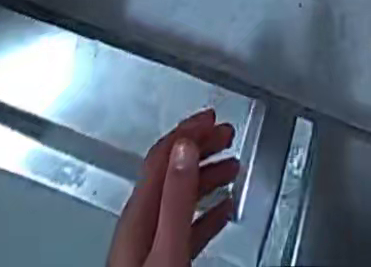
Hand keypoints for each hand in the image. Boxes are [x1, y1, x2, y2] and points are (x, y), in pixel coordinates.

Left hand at [106, 110, 238, 266]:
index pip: (164, 153)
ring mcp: (147, 238)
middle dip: (201, 146)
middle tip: (226, 134)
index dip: (188, 130)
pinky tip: (222, 210)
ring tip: (231, 166)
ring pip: (181, 194)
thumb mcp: (167, 246)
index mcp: (139, 209)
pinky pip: (185, 223)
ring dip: (207, 175)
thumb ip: (175, 197)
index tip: (211, 118)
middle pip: (172, 168)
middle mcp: (140, 218)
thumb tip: (184, 148)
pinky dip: (207, 211)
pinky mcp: (158, 258)